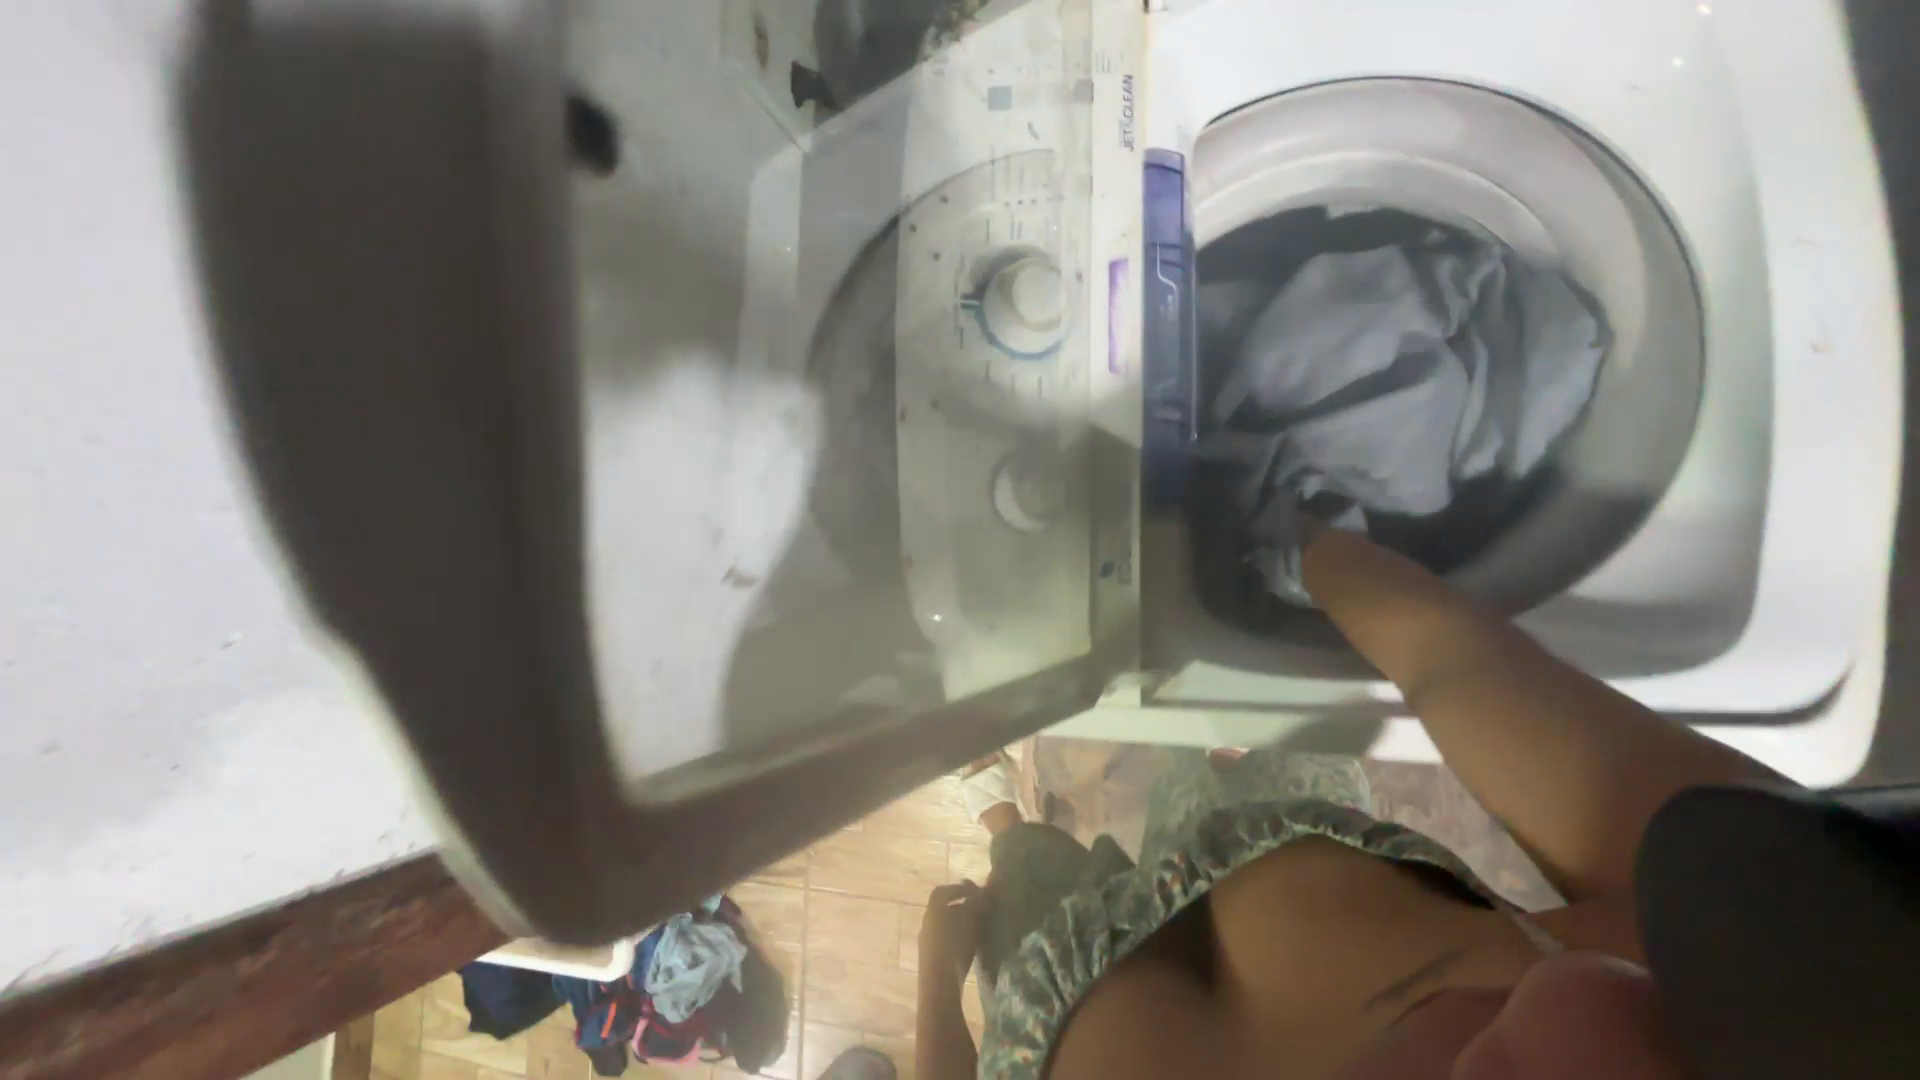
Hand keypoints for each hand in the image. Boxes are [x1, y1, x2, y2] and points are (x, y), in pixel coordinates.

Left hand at [919, 881, 983, 986]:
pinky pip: (943, 942)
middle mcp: (926, 922)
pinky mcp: (929, 959)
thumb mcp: (970, 918)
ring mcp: (925, 941)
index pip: (943, 891)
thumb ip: (976, 902)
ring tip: (976, 928)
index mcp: (933, 908)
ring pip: (943, 926)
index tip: (975, 890)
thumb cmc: (955, 944)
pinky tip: (968, 946)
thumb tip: (982, 893)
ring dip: (957, 924)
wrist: (939, 982)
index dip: (959, 888)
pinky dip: (955, 939)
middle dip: (960, 906)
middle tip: (977, 909)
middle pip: (943, 909)